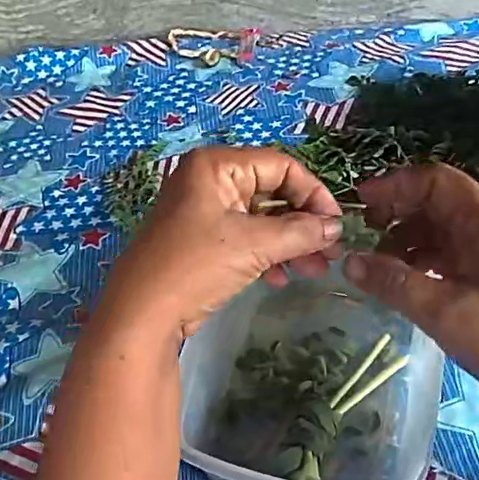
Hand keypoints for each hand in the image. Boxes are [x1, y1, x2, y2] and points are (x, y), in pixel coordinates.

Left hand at [100, 147, 341, 340]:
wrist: (143, 313)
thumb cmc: (196, 265)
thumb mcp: (253, 244)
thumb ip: (301, 232)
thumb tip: (336, 228)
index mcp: (216, 166)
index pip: (281, 166)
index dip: (313, 193)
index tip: (335, 225)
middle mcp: (209, 181)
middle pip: (272, 192)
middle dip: (303, 224)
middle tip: (331, 253)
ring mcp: (204, 212)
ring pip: (260, 219)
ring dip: (290, 244)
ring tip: (314, 271)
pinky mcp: (202, 242)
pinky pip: (244, 239)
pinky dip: (266, 255)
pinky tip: (281, 278)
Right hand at [342, 163, 478, 416]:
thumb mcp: (442, 311)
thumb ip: (392, 283)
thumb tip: (347, 262)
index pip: (437, 181)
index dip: (395, 184)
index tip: (359, 200)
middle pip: (436, 201)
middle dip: (396, 209)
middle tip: (359, 229)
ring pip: (439, 227)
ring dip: (403, 236)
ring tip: (372, 259)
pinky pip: (445, 251)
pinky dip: (417, 257)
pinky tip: (397, 277)